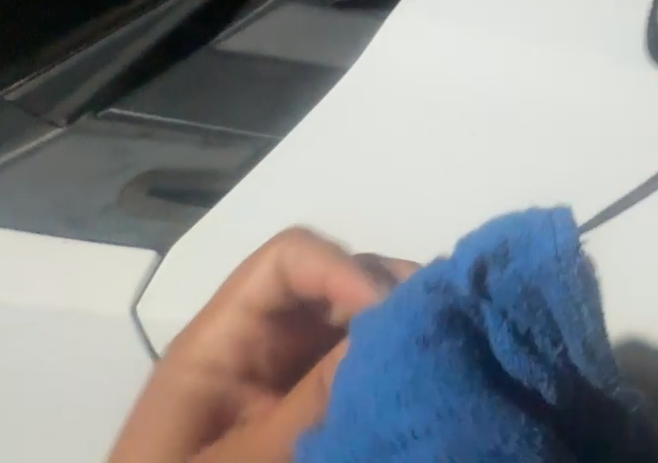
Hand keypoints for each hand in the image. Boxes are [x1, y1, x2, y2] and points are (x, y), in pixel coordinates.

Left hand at [109, 228, 416, 462]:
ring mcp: (287, 366)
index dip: (342, 268)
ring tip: (437, 343)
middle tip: (433, 324)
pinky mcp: (309, 396)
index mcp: (220, 340)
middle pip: (334, 275)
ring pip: (357, 311)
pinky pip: (359, 353)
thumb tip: (392, 327)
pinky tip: (420, 368)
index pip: (288, 258)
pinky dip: (393, 354)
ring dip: (397, 321)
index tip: (390, 310)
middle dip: (386, 291)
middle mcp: (259, 337)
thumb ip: (311, 399)